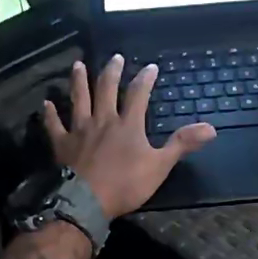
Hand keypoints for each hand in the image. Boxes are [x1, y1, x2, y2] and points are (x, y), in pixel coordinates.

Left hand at [42, 55, 216, 217]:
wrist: (87, 200)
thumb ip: (182, 144)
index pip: (139, 95)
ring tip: (77, 65)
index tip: (150, 67)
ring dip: (78, 81)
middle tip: (115, 58)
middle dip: (112, 71)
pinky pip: (54, 125)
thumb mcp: (160, 166)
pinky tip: (46, 103)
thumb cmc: (126, 184)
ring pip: (79, 99)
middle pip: (106, 89)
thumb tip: (211, 128)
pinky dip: (50, 114)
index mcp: (128, 125)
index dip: (145, 80)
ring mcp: (79, 130)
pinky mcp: (62, 144)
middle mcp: (103, 120)